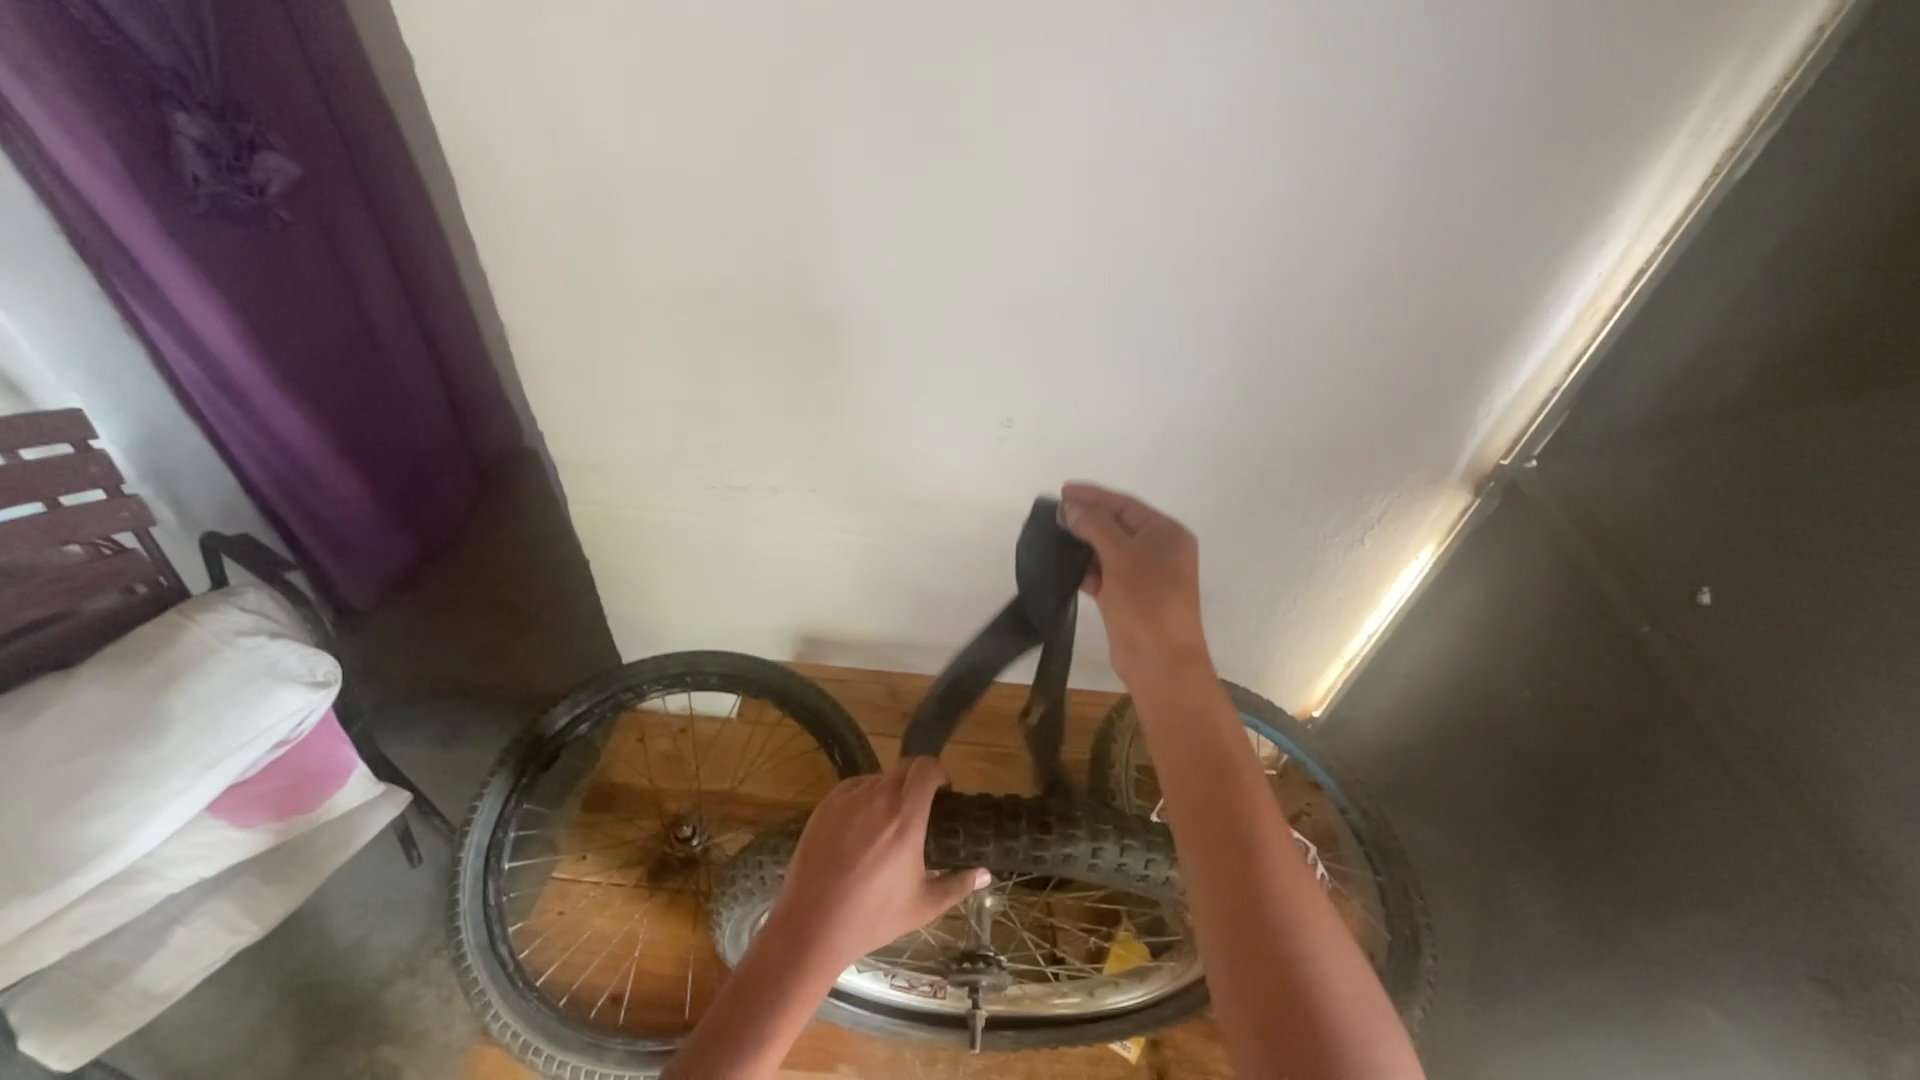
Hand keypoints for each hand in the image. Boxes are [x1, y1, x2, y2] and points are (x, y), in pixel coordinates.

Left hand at [771, 757, 989, 968]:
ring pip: (877, 778)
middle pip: (904, 767)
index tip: (944, 793)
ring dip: (890, 790)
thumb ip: (958, 884)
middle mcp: (877, 798)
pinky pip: (852, 789)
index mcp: (905, 817)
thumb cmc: (873, 917)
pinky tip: (862, 827)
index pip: (926, 768)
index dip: (939, 774)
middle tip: (921, 808)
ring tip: (889, 823)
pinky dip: (863, 798)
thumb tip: (985, 874)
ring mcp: (847, 800)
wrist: (812, 925)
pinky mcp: (824, 807)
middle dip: (917, 780)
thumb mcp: (923, 905)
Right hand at [1060, 482, 1211, 685]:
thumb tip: (1069, 506)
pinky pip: (1104, 574)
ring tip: (1053, 534)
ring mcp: (1145, 577)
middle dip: (1086, 518)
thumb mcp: (1120, 555)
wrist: (1160, 660)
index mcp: (1167, 534)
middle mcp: (1159, 551)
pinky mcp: (1128, 599)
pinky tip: (1063, 565)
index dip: (1094, 496)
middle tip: (1054, 513)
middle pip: (1118, 526)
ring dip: (1084, 543)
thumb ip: (1093, 524)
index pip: (1125, 505)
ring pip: (1109, 551)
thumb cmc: (1146, 600)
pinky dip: (1086, 569)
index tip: (1063, 490)